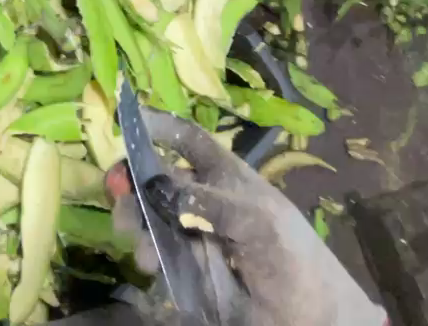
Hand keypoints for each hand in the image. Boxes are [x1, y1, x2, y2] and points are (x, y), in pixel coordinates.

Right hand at [106, 110, 381, 325]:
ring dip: (137, 222)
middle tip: (116, 194)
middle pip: (157, 178)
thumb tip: (156, 187)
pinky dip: (148, 255)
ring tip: (137, 241)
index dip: (160, 125)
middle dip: (133, 182)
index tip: (128, 121)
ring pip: (152, 216)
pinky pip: (159, 254)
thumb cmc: (291, 253)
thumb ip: (209, 202)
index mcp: (222, 174)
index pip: (186, 138)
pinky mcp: (189, 269)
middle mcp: (203, 198)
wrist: (311, 317)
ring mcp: (194, 233)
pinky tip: (150, 265)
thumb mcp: (255, 218)